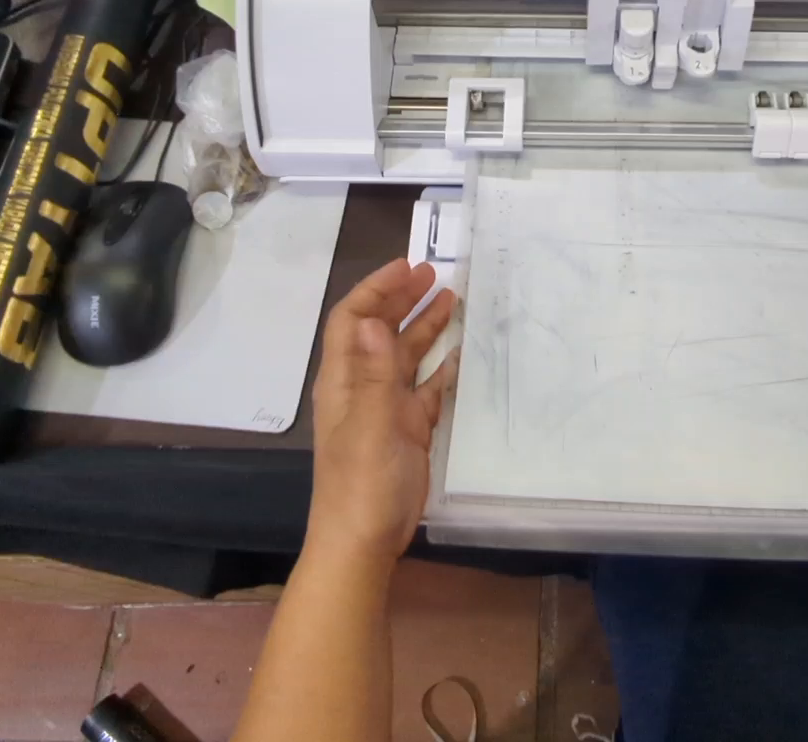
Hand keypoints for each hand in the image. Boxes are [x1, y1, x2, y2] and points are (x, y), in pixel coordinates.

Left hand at [306, 259, 458, 564]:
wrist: (365, 541)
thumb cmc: (362, 482)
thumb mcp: (370, 424)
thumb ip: (374, 372)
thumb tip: (370, 320)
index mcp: (345, 380)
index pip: (353, 320)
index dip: (376, 290)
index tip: (407, 267)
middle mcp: (364, 386)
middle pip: (380, 331)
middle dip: (402, 299)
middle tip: (434, 274)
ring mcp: (387, 407)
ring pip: (406, 355)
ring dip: (424, 326)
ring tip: (452, 299)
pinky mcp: (408, 427)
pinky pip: (427, 386)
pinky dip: (442, 366)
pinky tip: (462, 352)